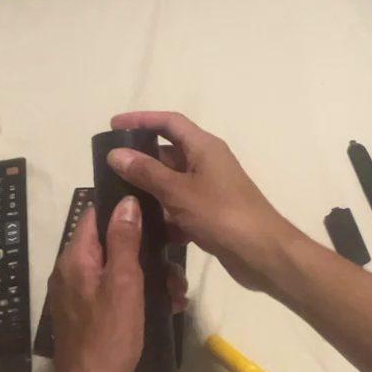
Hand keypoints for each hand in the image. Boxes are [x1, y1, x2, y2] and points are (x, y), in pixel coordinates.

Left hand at [43, 197, 188, 371]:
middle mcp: (71, 273)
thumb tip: (126, 202)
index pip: (94, 216)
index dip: (123, 210)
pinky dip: (139, 294)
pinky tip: (166, 306)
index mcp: (75, 260)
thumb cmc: (110, 334)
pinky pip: (115, 292)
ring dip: (149, 275)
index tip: (154, 212)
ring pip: (118, 270)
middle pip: (111, 244)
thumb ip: (124, 240)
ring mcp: (78, 295)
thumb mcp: (124, 282)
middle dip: (146, 249)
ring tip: (177, 291)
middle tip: (175, 262)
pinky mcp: (88, 315)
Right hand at [105, 112, 309, 292]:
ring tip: (119, 199)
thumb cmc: (221, 214)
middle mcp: (209, 162)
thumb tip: (116, 153)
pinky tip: (143, 229)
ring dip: (150, 190)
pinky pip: (181, 207)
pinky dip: (164, 215)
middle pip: (169, 152)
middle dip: (141, 159)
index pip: (169, 122)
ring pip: (173, 182)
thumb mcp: (178, 191)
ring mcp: (211, 189)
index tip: (113, 126)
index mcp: (204, 147)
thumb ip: (146, 172)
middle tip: (109, 170)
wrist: (261, 252)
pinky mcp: (211, 213)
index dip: (141, 119)